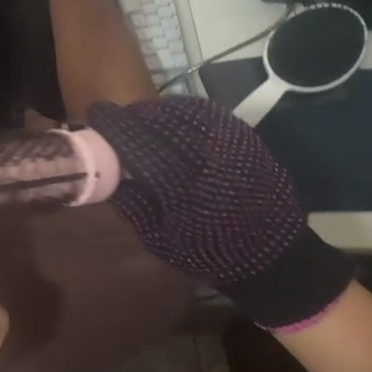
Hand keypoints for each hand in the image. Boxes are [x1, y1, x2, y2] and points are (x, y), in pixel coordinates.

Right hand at [86, 96, 353, 330]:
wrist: (276, 261)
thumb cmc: (210, 255)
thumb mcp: (159, 239)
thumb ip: (132, 202)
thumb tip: (108, 170)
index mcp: (181, 188)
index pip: (138, 142)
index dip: (114, 124)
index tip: (96, 114)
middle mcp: (207, 161)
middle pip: (161, 121)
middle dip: (133, 114)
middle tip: (118, 118)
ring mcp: (232, 148)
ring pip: (187, 112)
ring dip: (158, 110)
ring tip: (143, 116)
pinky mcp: (249, 143)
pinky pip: (211, 115)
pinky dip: (186, 111)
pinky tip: (175, 118)